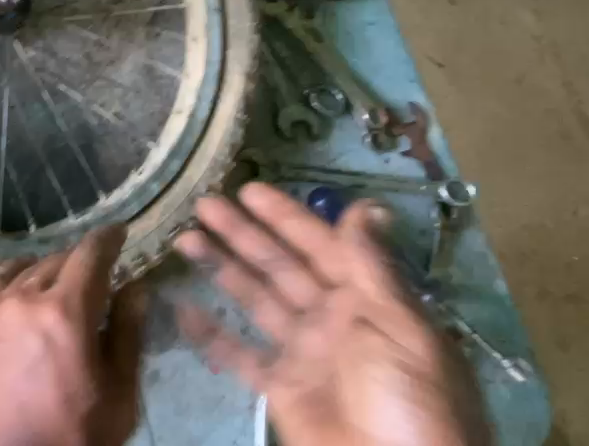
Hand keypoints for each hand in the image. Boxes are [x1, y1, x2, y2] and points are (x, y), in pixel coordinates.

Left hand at [0, 226, 148, 445]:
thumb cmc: (75, 434)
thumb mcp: (119, 394)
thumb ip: (127, 335)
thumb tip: (136, 289)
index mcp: (68, 312)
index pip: (90, 257)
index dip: (107, 239)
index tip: (119, 230)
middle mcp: (29, 296)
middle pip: (60, 260)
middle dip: (84, 260)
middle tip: (101, 269)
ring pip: (30, 268)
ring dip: (53, 267)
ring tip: (68, 277)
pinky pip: (0, 280)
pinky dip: (19, 272)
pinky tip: (27, 277)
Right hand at [173, 184, 491, 445]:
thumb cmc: (408, 399)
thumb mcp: (400, 328)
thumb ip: (372, 267)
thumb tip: (368, 205)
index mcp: (368, 305)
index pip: (322, 248)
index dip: (286, 219)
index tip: (247, 190)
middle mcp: (334, 322)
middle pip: (281, 268)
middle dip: (243, 234)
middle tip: (203, 204)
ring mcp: (305, 355)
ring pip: (255, 299)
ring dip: (221, 268)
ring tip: (184, 239)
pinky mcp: (282, 388)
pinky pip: (239, 354)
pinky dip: (210, 332)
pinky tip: (181, 307)